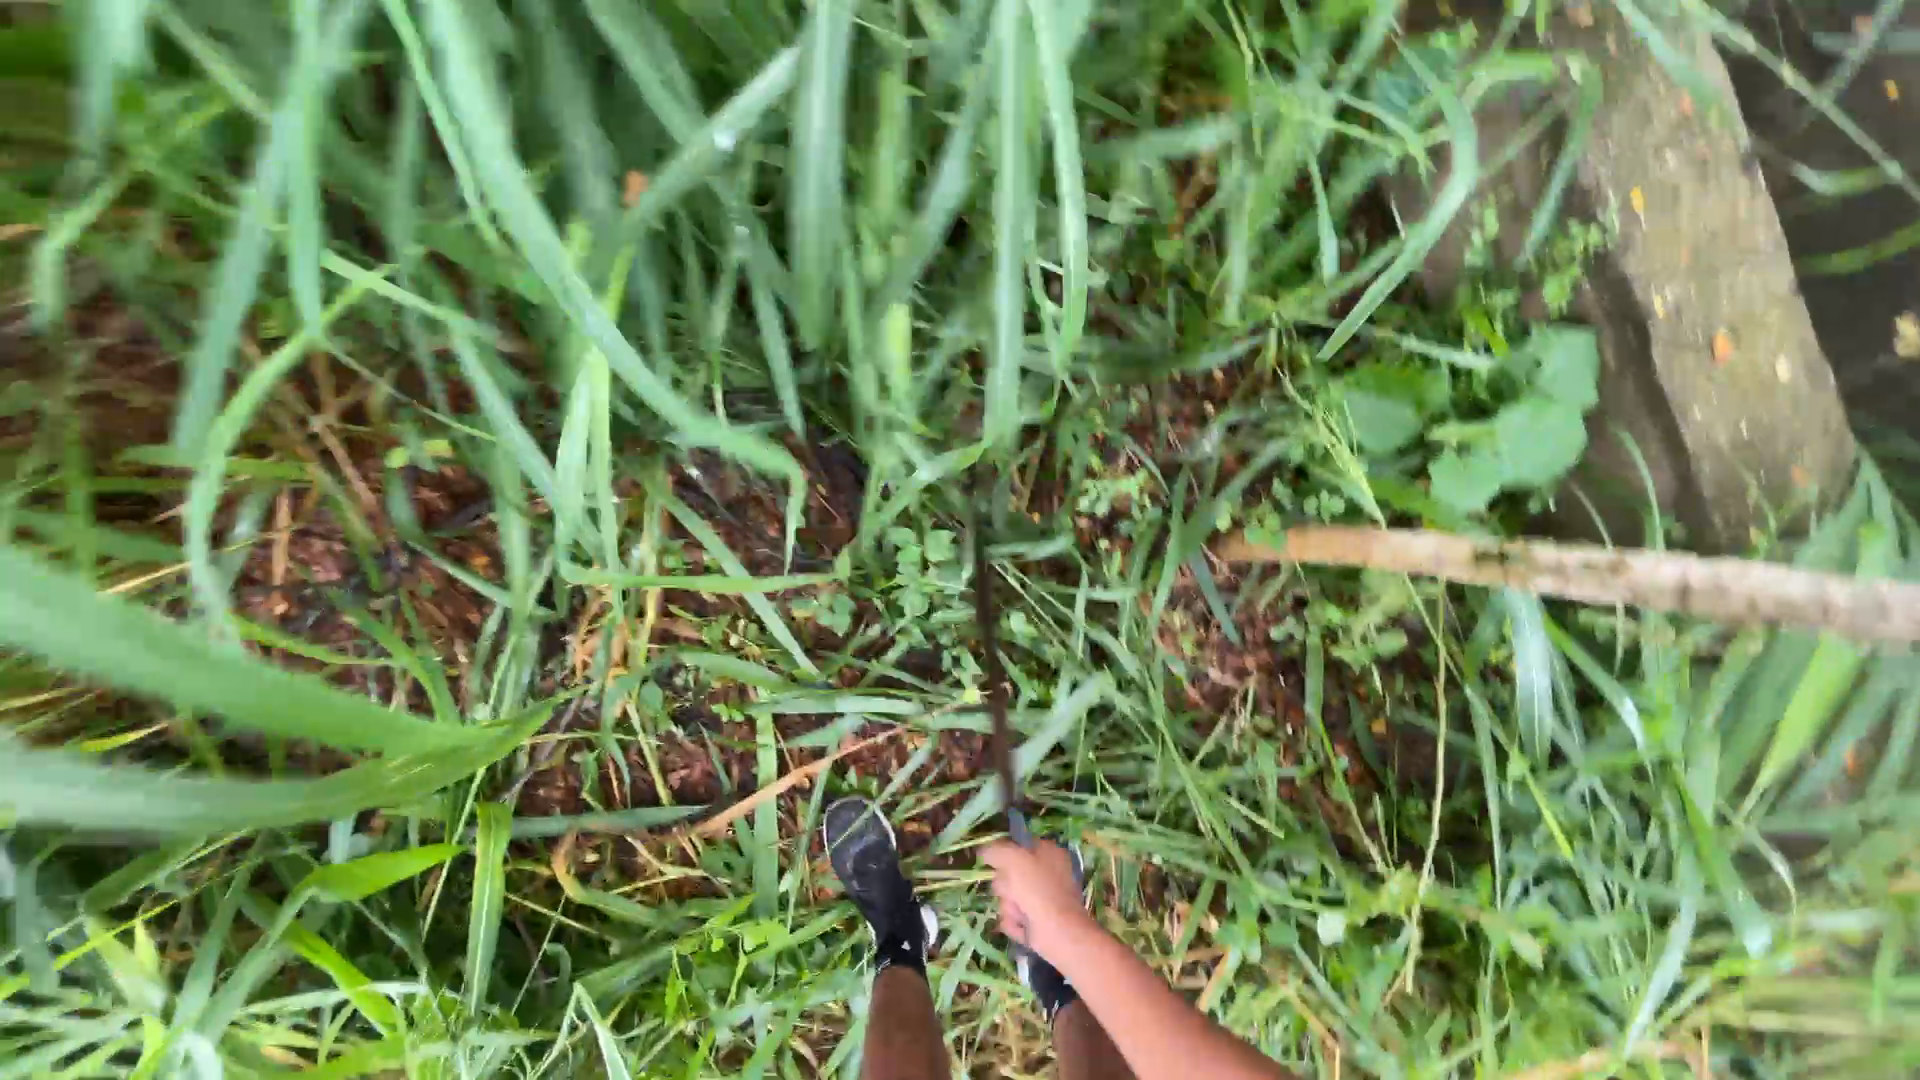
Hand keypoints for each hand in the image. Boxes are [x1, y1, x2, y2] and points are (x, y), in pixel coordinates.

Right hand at [981, 839, 1091, 960]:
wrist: (1058, 932)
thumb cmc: (1038, 889)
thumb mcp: (1014, 859)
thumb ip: (995, 849)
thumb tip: (983, 851)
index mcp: (1047, 851)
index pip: (1017, 845)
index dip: (1004, 855)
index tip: (995, 864)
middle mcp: (1045, 872)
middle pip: (1007, 873)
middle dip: (1005, 886)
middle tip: (1013, 892)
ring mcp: (1040, 897)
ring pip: (1007, 896)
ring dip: (1008, 906)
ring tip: (1020, 912)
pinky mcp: (1035, 919)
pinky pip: (1012, 916)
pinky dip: (1014, 922)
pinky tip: (1023, 925)